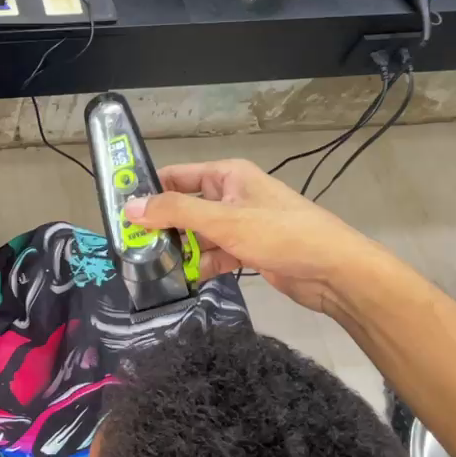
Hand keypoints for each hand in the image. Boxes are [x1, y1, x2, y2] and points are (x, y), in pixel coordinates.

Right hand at [122, 159, 393, 313]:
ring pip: (198, 234)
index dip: (150, 190)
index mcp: (228, 175)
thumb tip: (131, 207)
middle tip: (131, 246)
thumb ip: (175, 212)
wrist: (334, 271)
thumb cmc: (280, 234)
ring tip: (151, 268)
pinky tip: (183, 280)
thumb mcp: (223, 220)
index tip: (121, 211)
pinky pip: (214, 255)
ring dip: (180, 250)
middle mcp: (232, 195)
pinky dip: (200, 266)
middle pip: (185, 207)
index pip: (177, 176)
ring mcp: (241, 225)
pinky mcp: (248, 251)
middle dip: (161, 226)